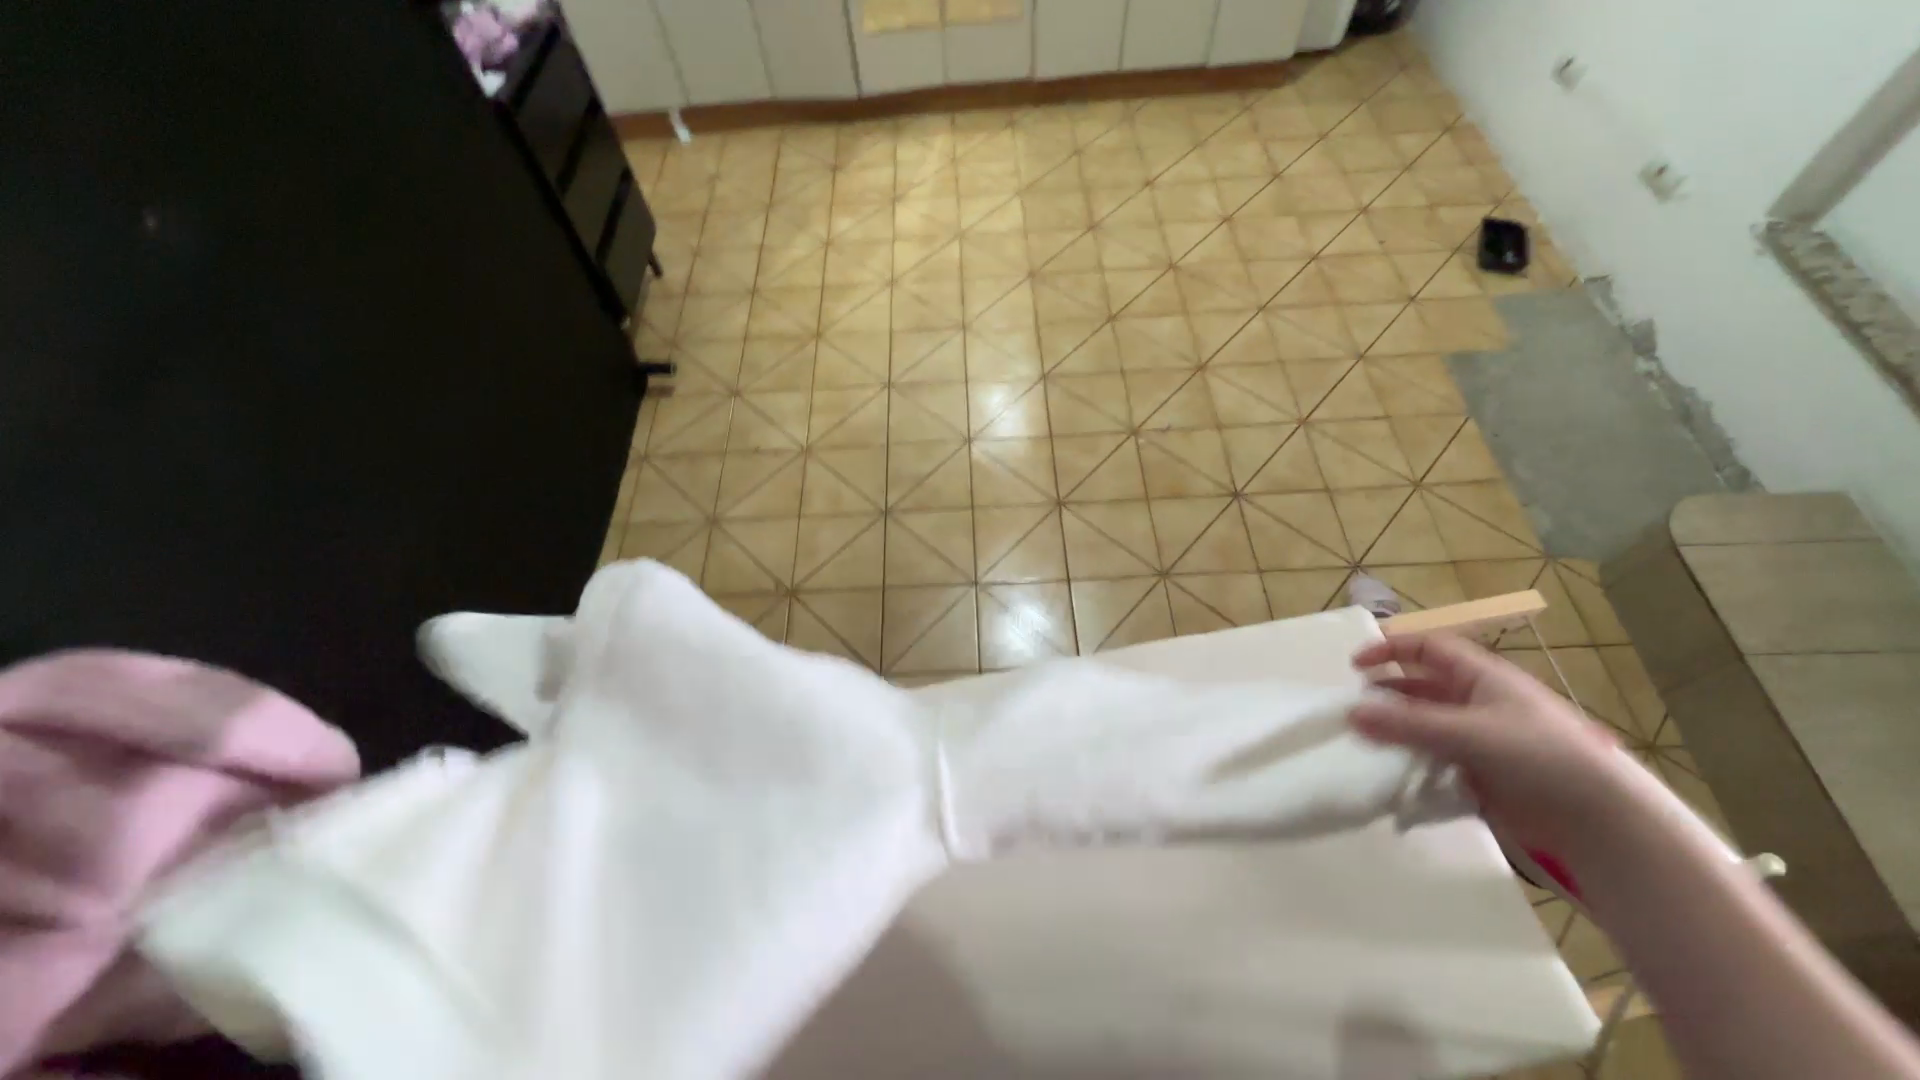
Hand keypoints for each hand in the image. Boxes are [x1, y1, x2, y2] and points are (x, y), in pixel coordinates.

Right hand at [1349, 633, 1639, 859]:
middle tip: (1352, 708)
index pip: (1428, 649)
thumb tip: (1349, 714)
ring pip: (1425, 725)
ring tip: (1363, 743)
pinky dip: (1411, 762)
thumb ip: (1407, 726)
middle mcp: (1478, 702)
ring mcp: (1480, 739)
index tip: (1355, 667)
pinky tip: (1390, 774)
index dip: (1391, 649)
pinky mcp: (1481, 773)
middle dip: (1387, 693)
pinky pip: (1435, 759)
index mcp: (1482, 677)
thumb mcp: (1469, 733)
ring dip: (1395, 731)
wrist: (1597, 817)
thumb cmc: (1539, 755)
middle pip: (1422, 687)